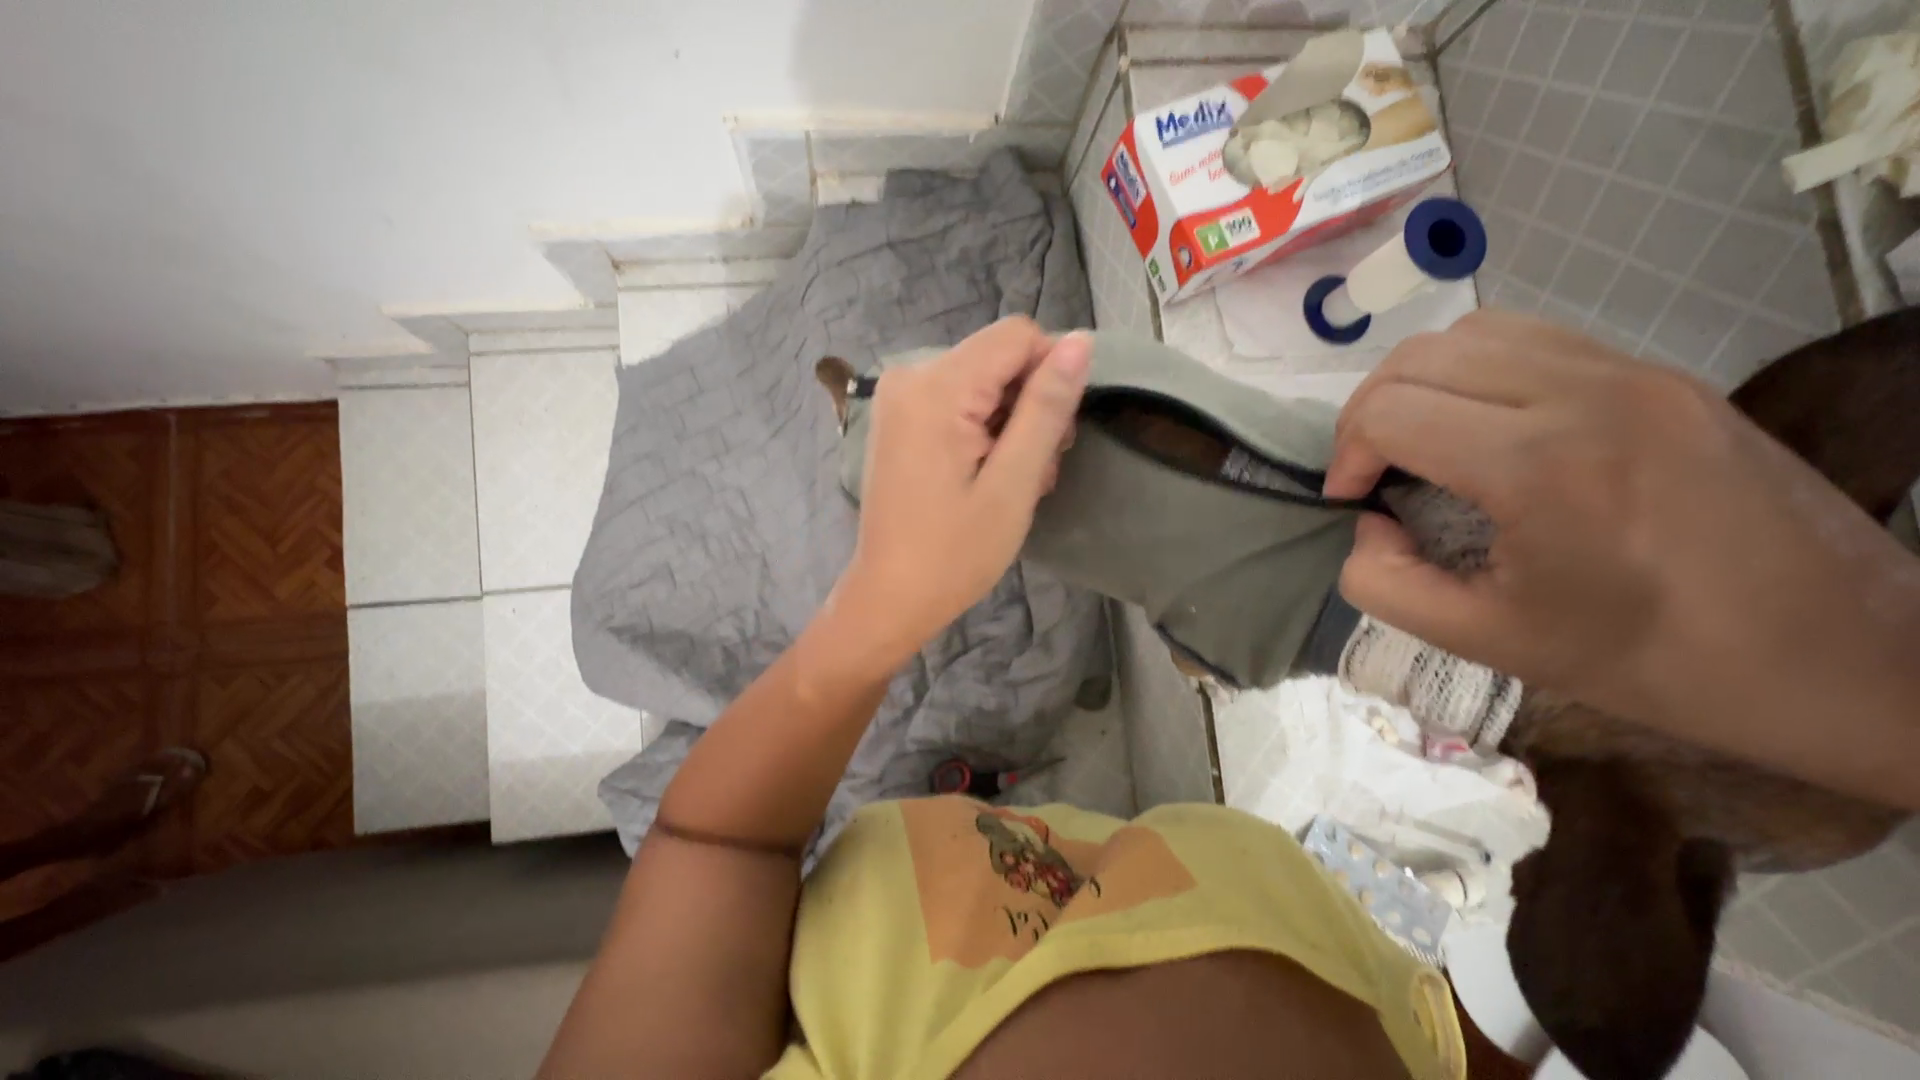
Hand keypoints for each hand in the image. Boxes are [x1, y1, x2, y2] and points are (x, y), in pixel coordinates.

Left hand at [829, 318, 1089, 674]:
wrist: (890, 597)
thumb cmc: (955, 552)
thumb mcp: (1013, 483)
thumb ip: (1046, 407)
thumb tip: (1079, 341)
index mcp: (935, 387)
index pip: (1016, 336)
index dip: (1051, 374)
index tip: (1056, 434)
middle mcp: (909, 376)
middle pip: (998, 358)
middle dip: (1030, 405)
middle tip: (1038, 469)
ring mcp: (899, 397)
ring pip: (982, 380)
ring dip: (1011, 423)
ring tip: (1015, 481)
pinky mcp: (899, 417)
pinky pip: (958, 400)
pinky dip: (984, 430)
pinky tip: (990, 474)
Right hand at [1322, 312, 1919, 794]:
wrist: (1837, 655)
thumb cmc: (1652, 663)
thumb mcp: (1488, 643)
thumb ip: (1387, 583)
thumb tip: (1366, 525)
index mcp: (1538, 466)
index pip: (1389, 412)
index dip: (1345, 454)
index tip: (1350, 500)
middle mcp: (1583, 392)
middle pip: (1420, 356)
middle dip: (1371, 411)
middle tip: (1373, 471)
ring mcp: (1633, 372)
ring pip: (1477, 331)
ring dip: (1424, 381)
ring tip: (1424, 440)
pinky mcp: (1663, 375)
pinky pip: (1539, 340)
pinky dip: (1483, 371)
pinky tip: (1491, 427)